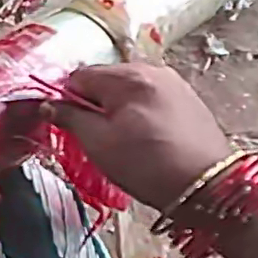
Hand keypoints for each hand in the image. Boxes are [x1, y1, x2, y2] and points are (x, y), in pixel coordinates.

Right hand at [43, 63, 229, 209]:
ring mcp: (173, 82)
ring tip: (125, 142)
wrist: (208, 187)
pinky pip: (150, 97)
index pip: (79, 76)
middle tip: (99, 138)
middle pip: (105, 80)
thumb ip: (70, 118)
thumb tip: (48, 104)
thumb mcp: (99, 144)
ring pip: (128, 89)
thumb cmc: (147, 166)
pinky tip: (147, 139)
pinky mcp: (188, 98)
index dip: (68, 100)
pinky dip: (140, 113)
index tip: (71, 126)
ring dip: (118, 109)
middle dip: (95, 104)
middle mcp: (151, 69)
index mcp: (127, 76)